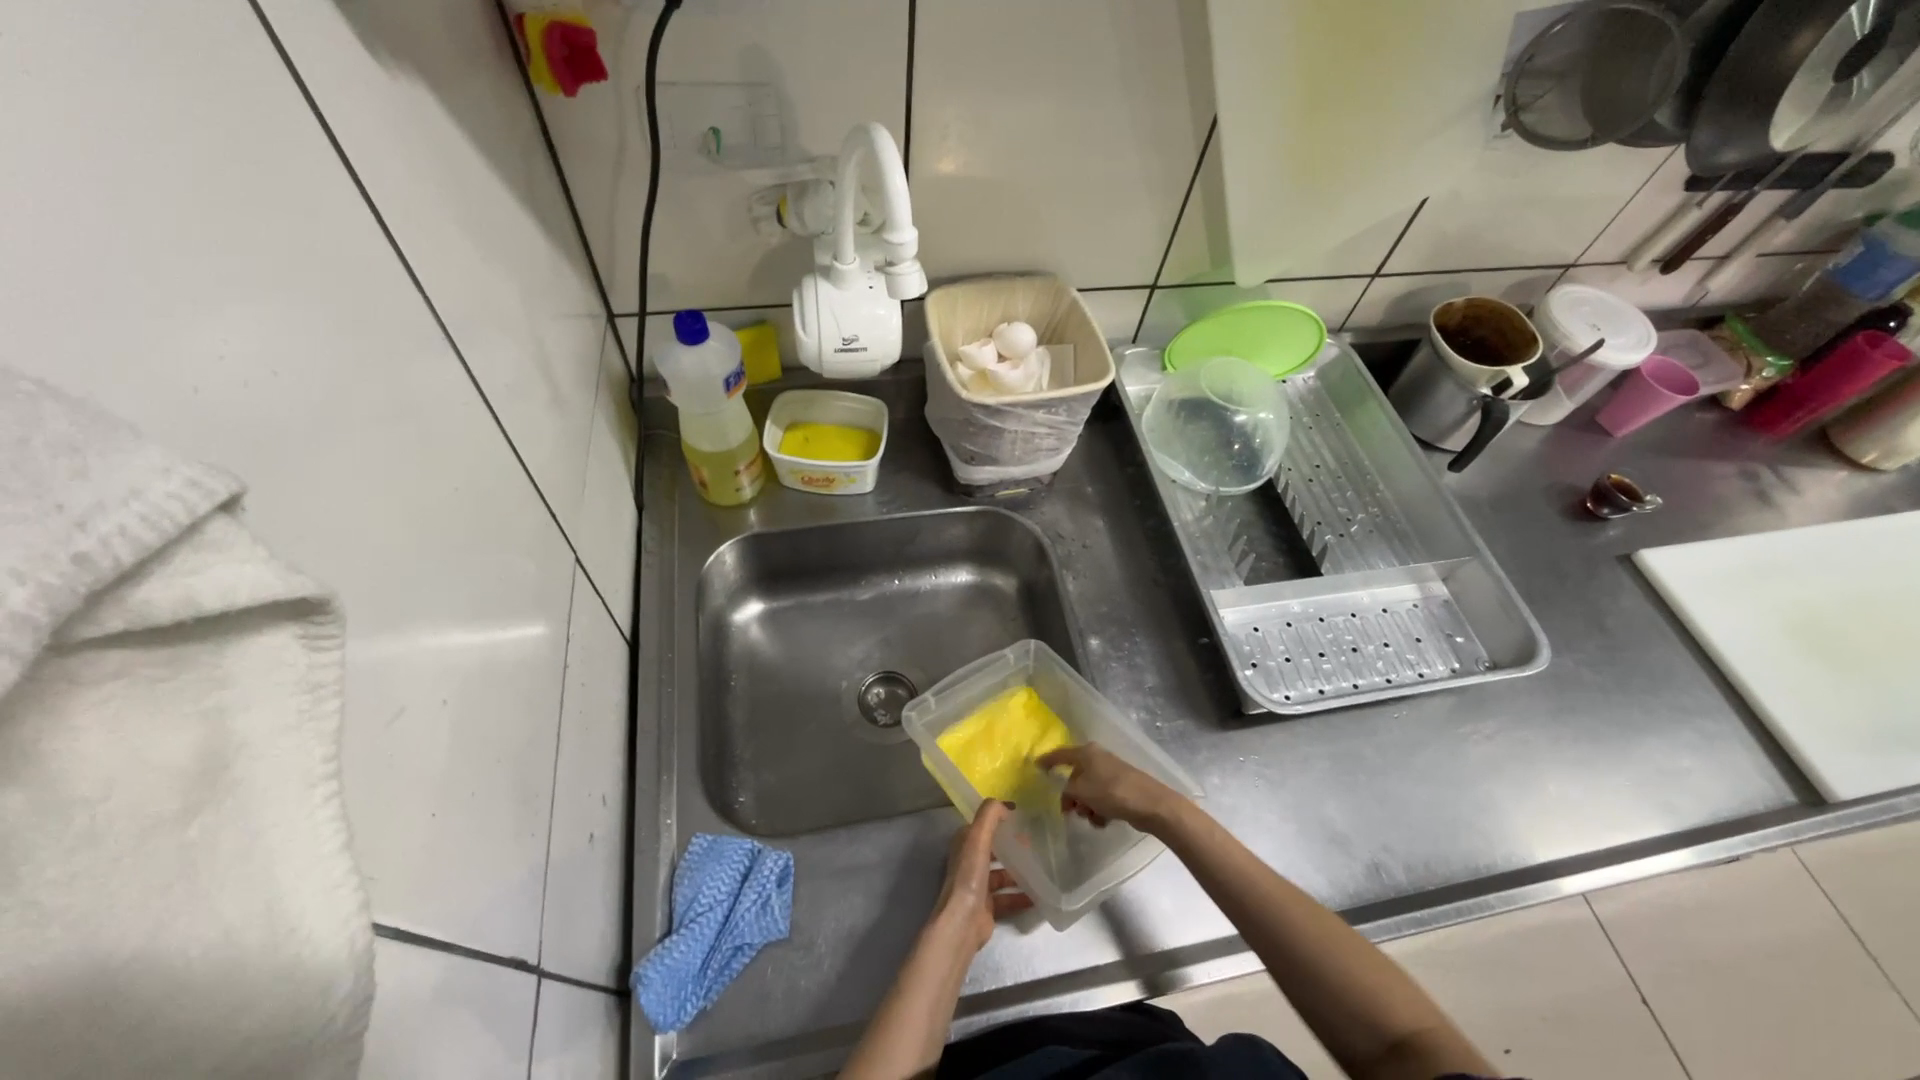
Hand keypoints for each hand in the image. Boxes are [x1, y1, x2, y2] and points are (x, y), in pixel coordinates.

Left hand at [930, 800, 1032, 953]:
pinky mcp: (987, 908)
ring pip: (1002, 875)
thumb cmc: (970, 876)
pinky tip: (1039, 895)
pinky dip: (1022, 896)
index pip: (982, 827)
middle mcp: (968, 864)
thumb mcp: (977, 838)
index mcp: (964, 845)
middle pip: (993, 851)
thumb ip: (989, 816)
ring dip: (1019, 872)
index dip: (999, 821)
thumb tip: (1005, 805)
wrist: (963, 922)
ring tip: (1041, 868)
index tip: (1022, 820)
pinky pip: (1008, 898)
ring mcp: (977, 887)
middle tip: (1035, 845)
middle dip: (1012, 847)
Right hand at [1036, 743, 1183, 831]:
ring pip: (1088, 791)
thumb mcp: (1081, 790)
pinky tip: (1103, 821)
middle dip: (1071, 796)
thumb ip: (1067, 790)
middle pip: (1075, 777)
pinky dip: (1099, 810)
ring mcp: (1111, 774)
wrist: (1150, 804)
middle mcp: (1098, 759)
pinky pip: (1102, 799)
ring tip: (1092, 818)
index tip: (1036, 767)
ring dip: (1086, 806)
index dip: (1047, 761)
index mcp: (1087, 753)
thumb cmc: (1111, 792)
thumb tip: (1067, 793)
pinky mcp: (1121, 789)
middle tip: (1069, 811)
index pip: (1060, 754)